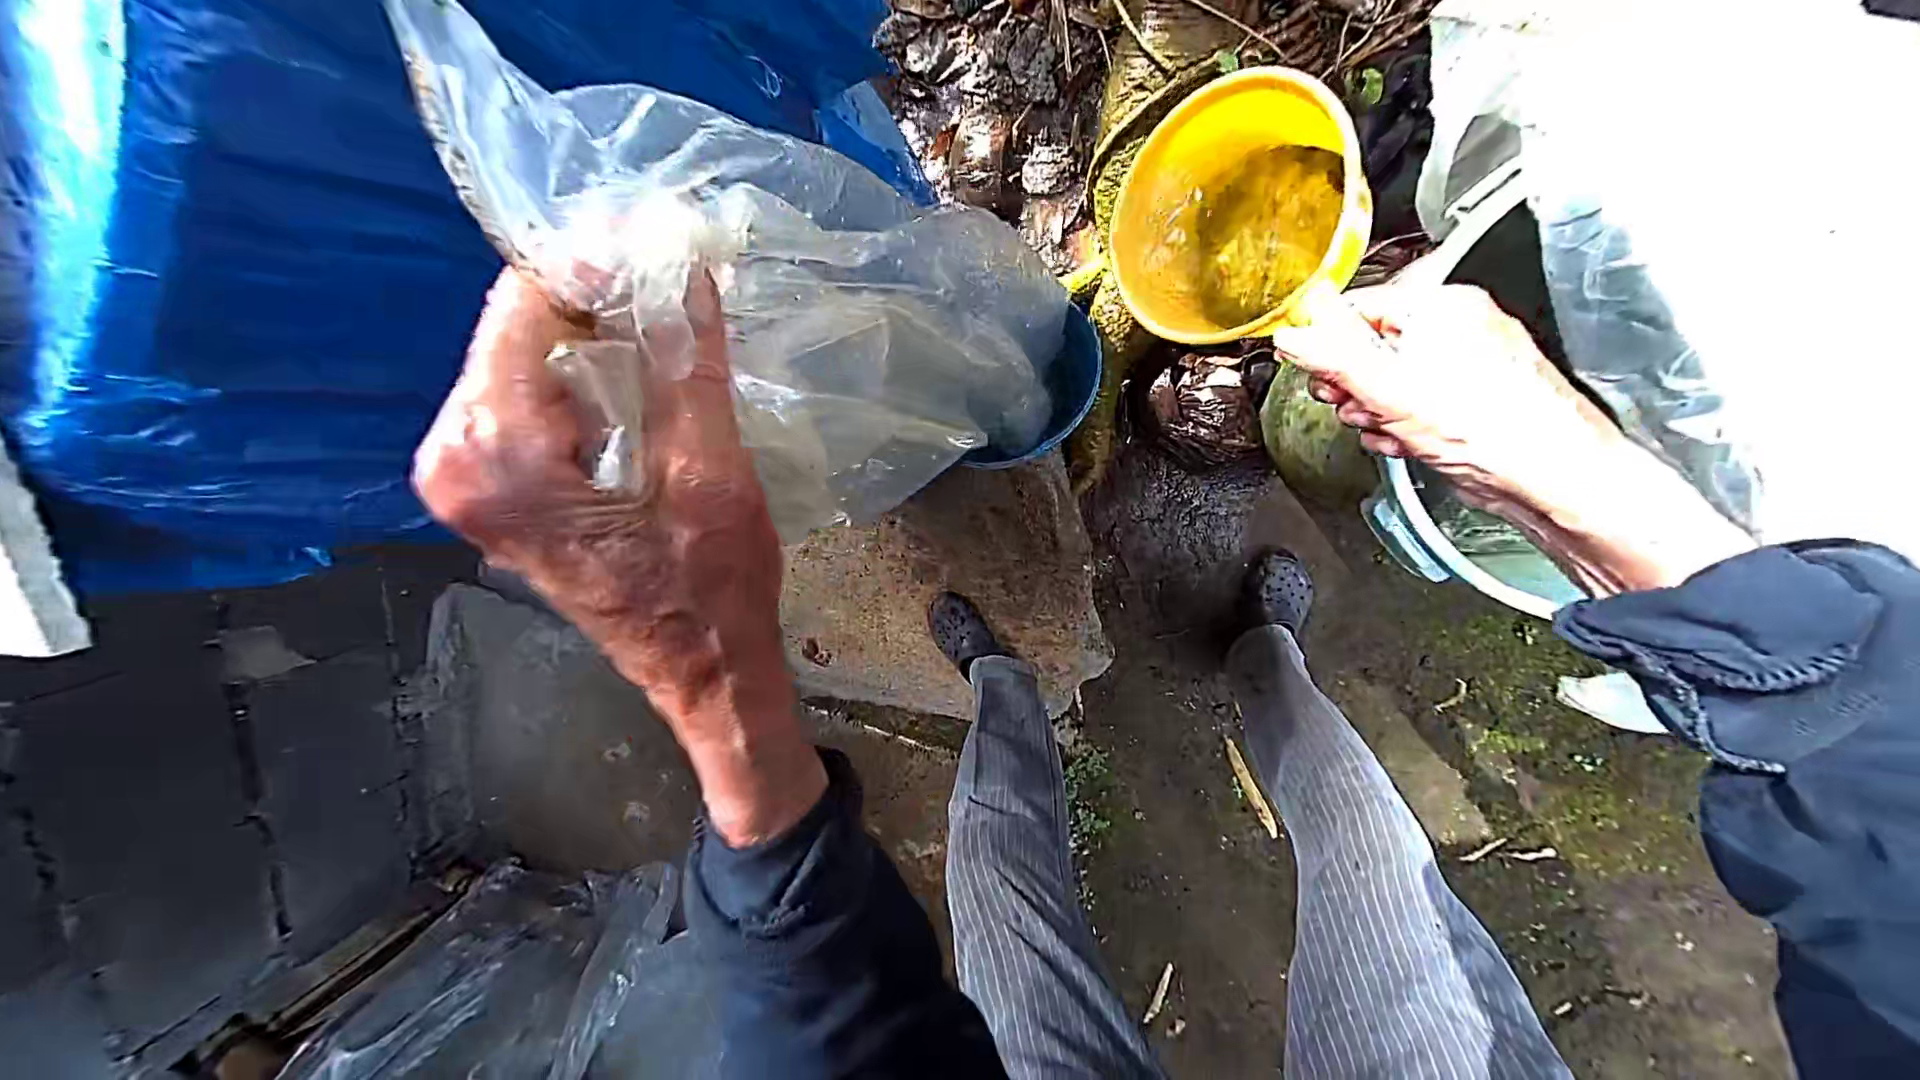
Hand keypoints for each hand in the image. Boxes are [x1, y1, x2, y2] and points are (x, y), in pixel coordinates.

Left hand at [413, 268, 824, 845]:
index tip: (662, 247)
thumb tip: (684, 267)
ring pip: (526, 364)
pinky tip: (641, 378)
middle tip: (675, 288)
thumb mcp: (711, 474)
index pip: (524, 311)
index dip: (596, 268)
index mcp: (497, 455)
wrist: (704, 672)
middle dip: (598, 303)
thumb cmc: (713, 588)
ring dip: (598, 339)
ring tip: (668, 326)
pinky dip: (587, 379)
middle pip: (518, 334)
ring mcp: (468, 480)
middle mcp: (455, 460)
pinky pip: (531, 404)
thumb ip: (689, 366)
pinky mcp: (497, 493)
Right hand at [1274, 283, 1754, 594]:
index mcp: (1440, 308)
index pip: (1357, 307)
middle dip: (1348, 385)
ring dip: (1369, 410)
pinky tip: (1404, 438)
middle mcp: (1451, 330)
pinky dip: (1393, 423)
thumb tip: (1291, 336)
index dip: (1322, 338)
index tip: (1303, 361)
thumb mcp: (1387, 387)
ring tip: (1387, 426)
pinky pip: (1402, 403)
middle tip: (1350, 402)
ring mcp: (1455, 365)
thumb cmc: (1490, 427)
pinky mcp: (1456, 399)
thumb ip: (1330, 358)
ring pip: (1379, 382)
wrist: (1544, 474)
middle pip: (1363, 348)